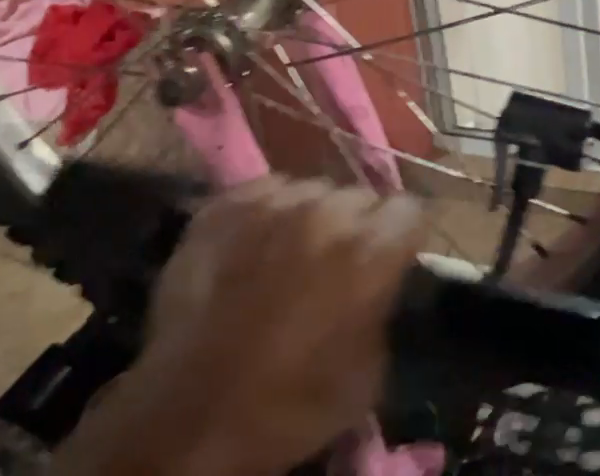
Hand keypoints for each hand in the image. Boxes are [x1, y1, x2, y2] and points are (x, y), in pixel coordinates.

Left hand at [55, 178, 427, 475]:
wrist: (189, 411)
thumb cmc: (290, 406)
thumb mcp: (368, 374)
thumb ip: (382, 306)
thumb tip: (379, 282)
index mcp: (368, 249)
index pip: (410, 209)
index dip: (404, 235)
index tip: (396, 256)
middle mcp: (323, 211)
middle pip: (360, 196)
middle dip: (360, 224)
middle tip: (343, 261)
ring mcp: (269, 203)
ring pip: (311, 189)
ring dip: (314, 215)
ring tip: (295, 251)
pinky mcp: (224, 205)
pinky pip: (264, 190)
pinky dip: (270, 212)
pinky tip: (257, 244)